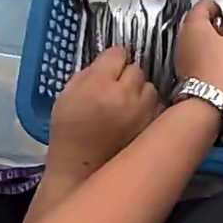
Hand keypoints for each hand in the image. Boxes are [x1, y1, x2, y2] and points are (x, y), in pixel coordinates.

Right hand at [48, 47, 161, 178]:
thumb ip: (87, 73)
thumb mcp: (66, 95)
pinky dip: (148, 107)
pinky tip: (136, 116)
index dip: (111, 59)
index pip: (117, 53)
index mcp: (99, 84)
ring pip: (149, 86)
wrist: (82, 169)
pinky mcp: (153, 125)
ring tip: (127, 103)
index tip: (107, 68)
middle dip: (125, 75)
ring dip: (139, 90)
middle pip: (136, 68)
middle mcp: (126, 93)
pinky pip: (156, 104)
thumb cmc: (68, 132)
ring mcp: (143, 110)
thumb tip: (107, 62)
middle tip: (114, 89)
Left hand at [175, 0, 222, 100]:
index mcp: (195, 24)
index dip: (216, 5)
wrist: (208, 101)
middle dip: (212, 25)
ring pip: (196, 41)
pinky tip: (219, 63)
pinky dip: (206, 56)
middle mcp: (183, 37)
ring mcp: (181, 55)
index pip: (203, 4)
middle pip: (197, 23)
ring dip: (209, 42)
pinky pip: (196, 57)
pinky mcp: (184, 72)